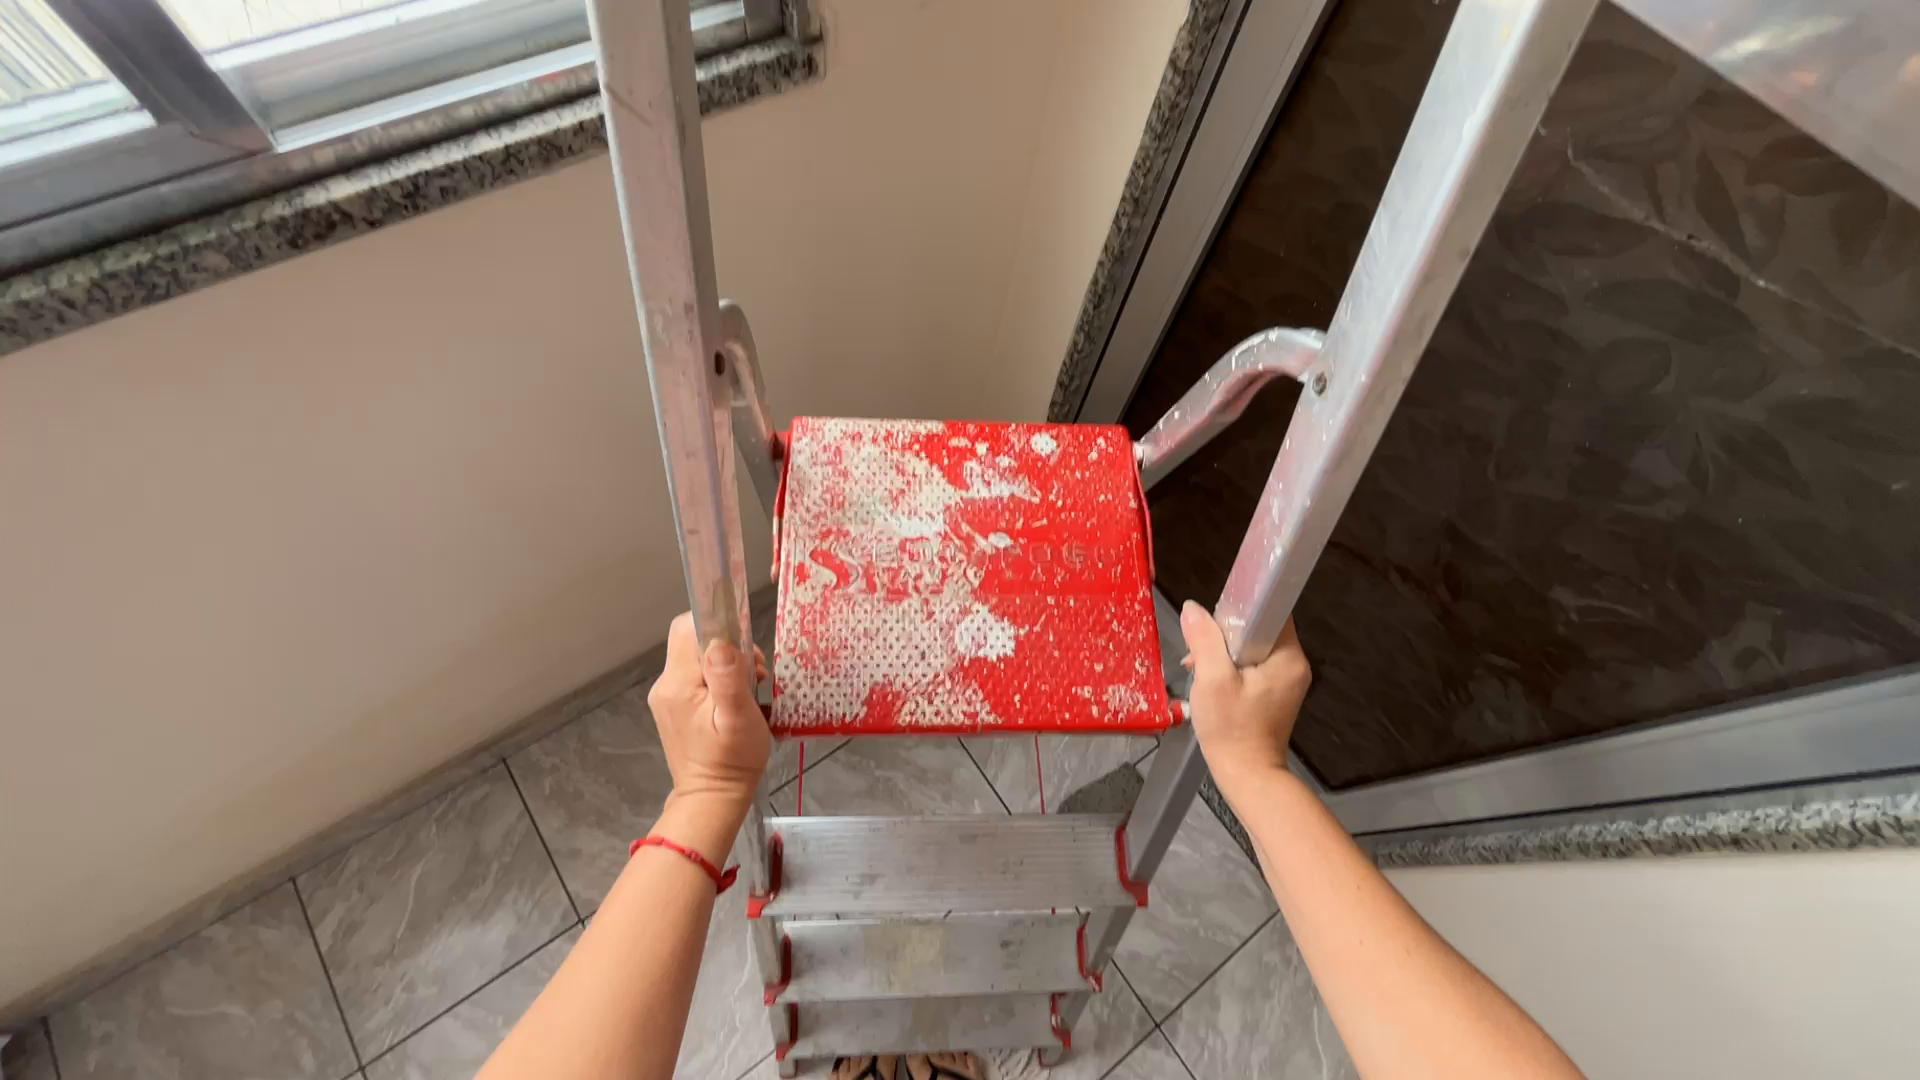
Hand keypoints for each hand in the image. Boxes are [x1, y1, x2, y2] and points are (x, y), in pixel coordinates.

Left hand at [646, 613, 771, 818]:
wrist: (714, 799)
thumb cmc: (732, 759)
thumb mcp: (737, 717)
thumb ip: (727, 676)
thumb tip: (721, 641)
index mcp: (678, 683)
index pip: (689, 627)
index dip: (719, 626)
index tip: (746, 646)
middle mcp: (666, 685)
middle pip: (693, 640)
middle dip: (727, 645)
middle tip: (755, 671)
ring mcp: (668, 697)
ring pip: (697, 658)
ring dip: (727, 663)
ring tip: (752, 686)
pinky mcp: (676, 708)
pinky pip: (697, 676)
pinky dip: (719, 678)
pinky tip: (737, 697)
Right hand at [1180, 600, 1310, 798]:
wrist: (1246, 775)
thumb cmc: (1232, 730)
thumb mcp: (1212, 679)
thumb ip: (1204, 640)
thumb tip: (1193, 608)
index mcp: (1289, 657)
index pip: (1268, 611)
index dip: (1239, 611)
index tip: (1214, 627)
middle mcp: (1294, 665)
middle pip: (1256, 629)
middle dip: (1224, 636)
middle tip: (1200, 654)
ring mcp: (1285, 680)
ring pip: (1250, 647)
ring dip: (1222, 654)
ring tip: (1201, 671)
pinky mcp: (1274, 693)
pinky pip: (1250, 666)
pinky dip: (1229, 669)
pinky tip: (1210, 683)